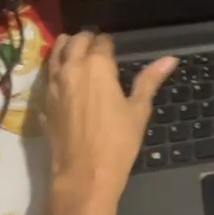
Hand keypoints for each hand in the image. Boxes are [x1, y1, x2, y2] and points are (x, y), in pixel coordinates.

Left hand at [40, 31, 176, 202]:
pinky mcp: (42, 103)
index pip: (101, 42)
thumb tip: (170, 59)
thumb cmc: (117, 141)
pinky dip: (53, 71)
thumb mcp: (138, 109)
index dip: (108, 42)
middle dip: (86, 39)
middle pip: (75, 42)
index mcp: (97, 66)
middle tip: (95, 44)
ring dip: (65, 48)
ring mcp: (52, 86)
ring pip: (55, 54)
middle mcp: (71, 69)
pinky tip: (60, 78)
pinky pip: (45, 77)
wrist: (84, 175)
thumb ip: (150, 80)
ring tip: (74, 49)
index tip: (113, 46)